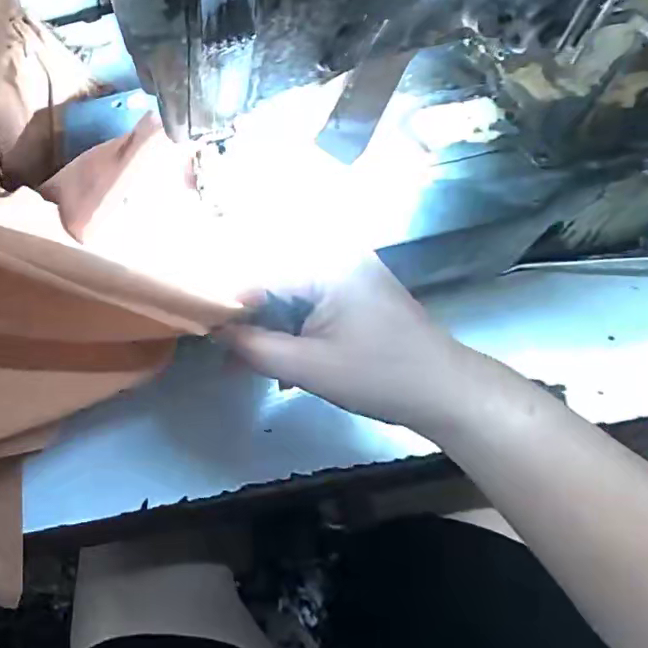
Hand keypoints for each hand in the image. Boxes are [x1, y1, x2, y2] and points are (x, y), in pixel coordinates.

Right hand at [221, 253, 526, 438]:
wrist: (450, 393)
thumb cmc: (380, 375)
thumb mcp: (307, 367)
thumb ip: (252, 347)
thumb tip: (212, 329)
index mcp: (324, 261)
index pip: (254, 266)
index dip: (222, 292)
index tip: (197, 316)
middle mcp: (331, 254)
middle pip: (265, 271)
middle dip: (237, 305)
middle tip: (210, 332)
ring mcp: (340, 270)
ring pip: (279, 286)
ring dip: (258, 318)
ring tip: (234, 351)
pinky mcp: (345, 288)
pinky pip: (298, 296)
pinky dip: (280, 321)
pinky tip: (267, 351)